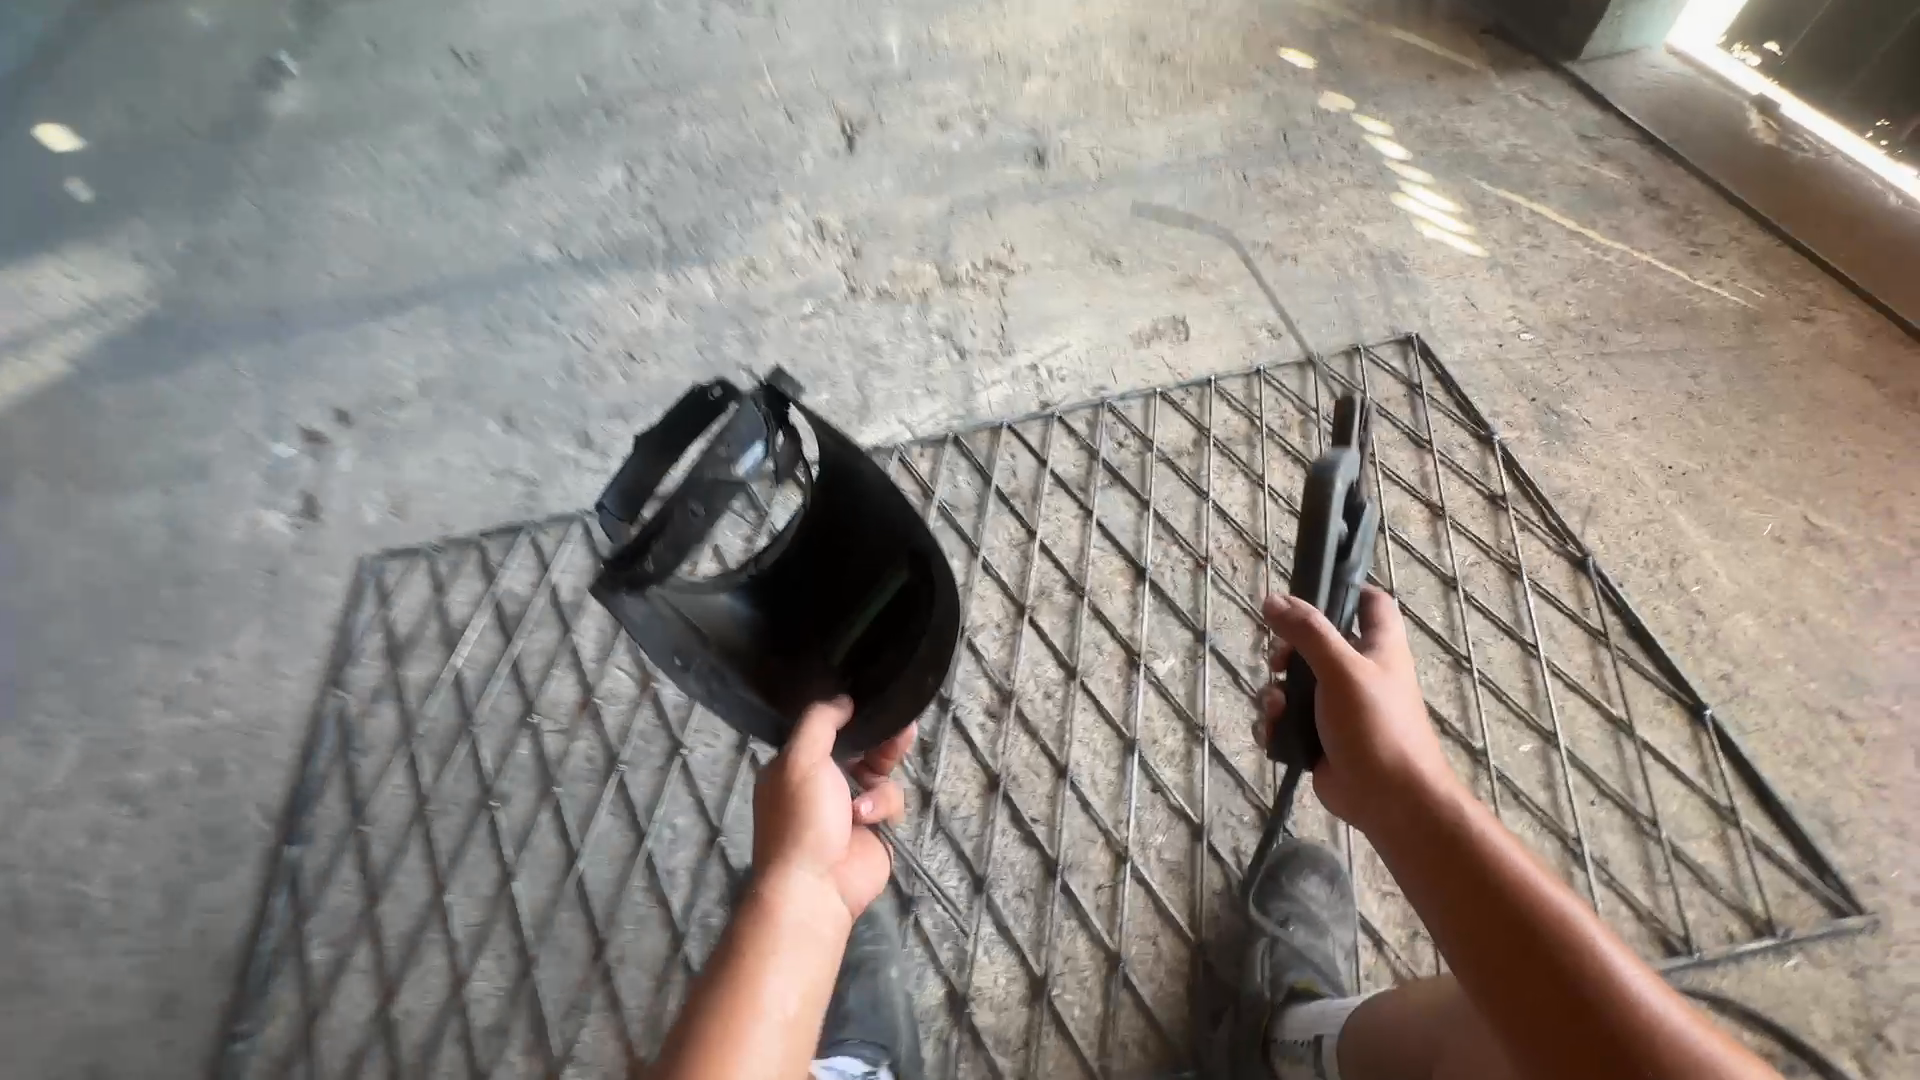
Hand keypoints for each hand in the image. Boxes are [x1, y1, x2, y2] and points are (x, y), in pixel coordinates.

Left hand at [752, 697, 915, 918]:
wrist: (816, 886)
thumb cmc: (802, 818)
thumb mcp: (801, 758)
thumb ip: (821, 721)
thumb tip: (843, 699)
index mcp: (797, 765)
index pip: (827, 728)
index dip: (850, 715)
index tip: (873, 699)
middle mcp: (823, 782)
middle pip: (862, 747)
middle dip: (881, 740)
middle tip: (904, 726)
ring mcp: (849, 806)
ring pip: (881, 772)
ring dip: (878, 781)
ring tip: (869, 796)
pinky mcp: (874, 827)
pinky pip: (890, 801)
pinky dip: (881, 807)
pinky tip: (866, 820)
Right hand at [1257, 587, 1459, 835]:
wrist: (1389, 800)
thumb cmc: (1376, 725)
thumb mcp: (1341, 668)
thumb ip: (1306, 631)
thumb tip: (1271, 598)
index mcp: (1378, 648)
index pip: (1369, 603)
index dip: (1344, 590)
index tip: (1308, 591)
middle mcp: (1358, 673)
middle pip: (1314, 644)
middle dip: (1286, 651)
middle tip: (1277, 661)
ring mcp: (1336, 707)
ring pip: (1291, 684)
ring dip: (1274, 693)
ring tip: (1278, 708)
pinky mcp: (1317, 737)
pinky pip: (1284, 720)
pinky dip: (1273, 724)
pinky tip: (1273, 732)